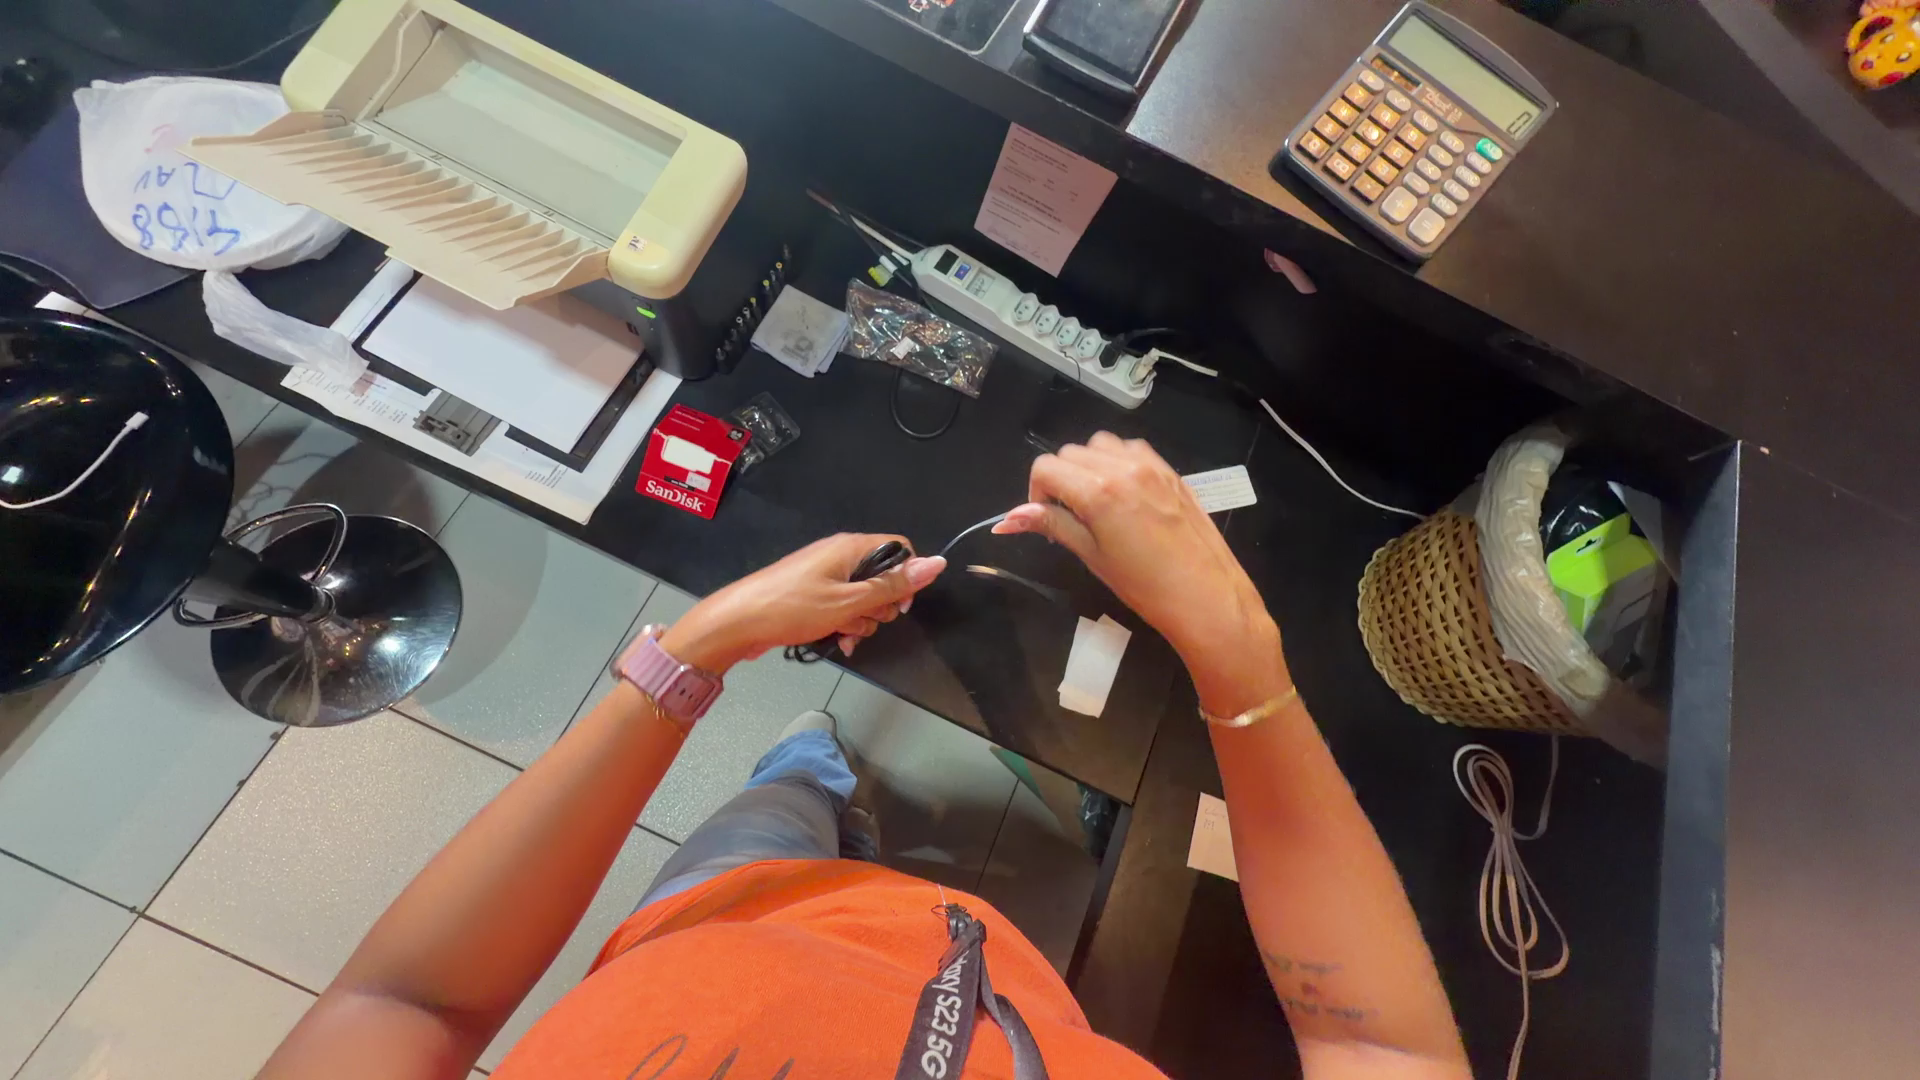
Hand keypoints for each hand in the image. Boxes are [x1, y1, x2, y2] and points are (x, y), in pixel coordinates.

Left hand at [659, 534, 946, 672]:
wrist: (738, 622)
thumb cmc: (795, 608)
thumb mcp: (849, 601)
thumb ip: (893, 585)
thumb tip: (939, 562)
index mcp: (851, 547)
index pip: (899, 549)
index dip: (907, 578)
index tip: (899, 606)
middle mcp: (841, 555)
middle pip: (883, 576)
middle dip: (881, 605)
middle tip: (864, 620)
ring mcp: (826, 574)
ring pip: (864, 596)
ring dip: (862, 620)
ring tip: (845, 635)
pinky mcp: (814, 593)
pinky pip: (844, 605)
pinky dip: (846, 622)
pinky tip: (839, 641)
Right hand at [993, 433, 1287, 713]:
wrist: (1207, 596)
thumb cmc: (1144, 586)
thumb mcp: (1091, 555)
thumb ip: (1052, 525)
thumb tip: (1006, 520)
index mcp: (1099, 491)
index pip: (1046, 468)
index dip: (1036, 493)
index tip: (1047, 519)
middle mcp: (1123, 467)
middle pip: (1069, 453)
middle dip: (1060, 480)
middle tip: (1071, 517)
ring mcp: (1150, 465)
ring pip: (1099, 445)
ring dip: (1087, 466)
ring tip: (1096, 502)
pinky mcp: (1169, 470)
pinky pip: (1130, 449)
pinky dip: (1116, 461)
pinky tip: (1123, 493)